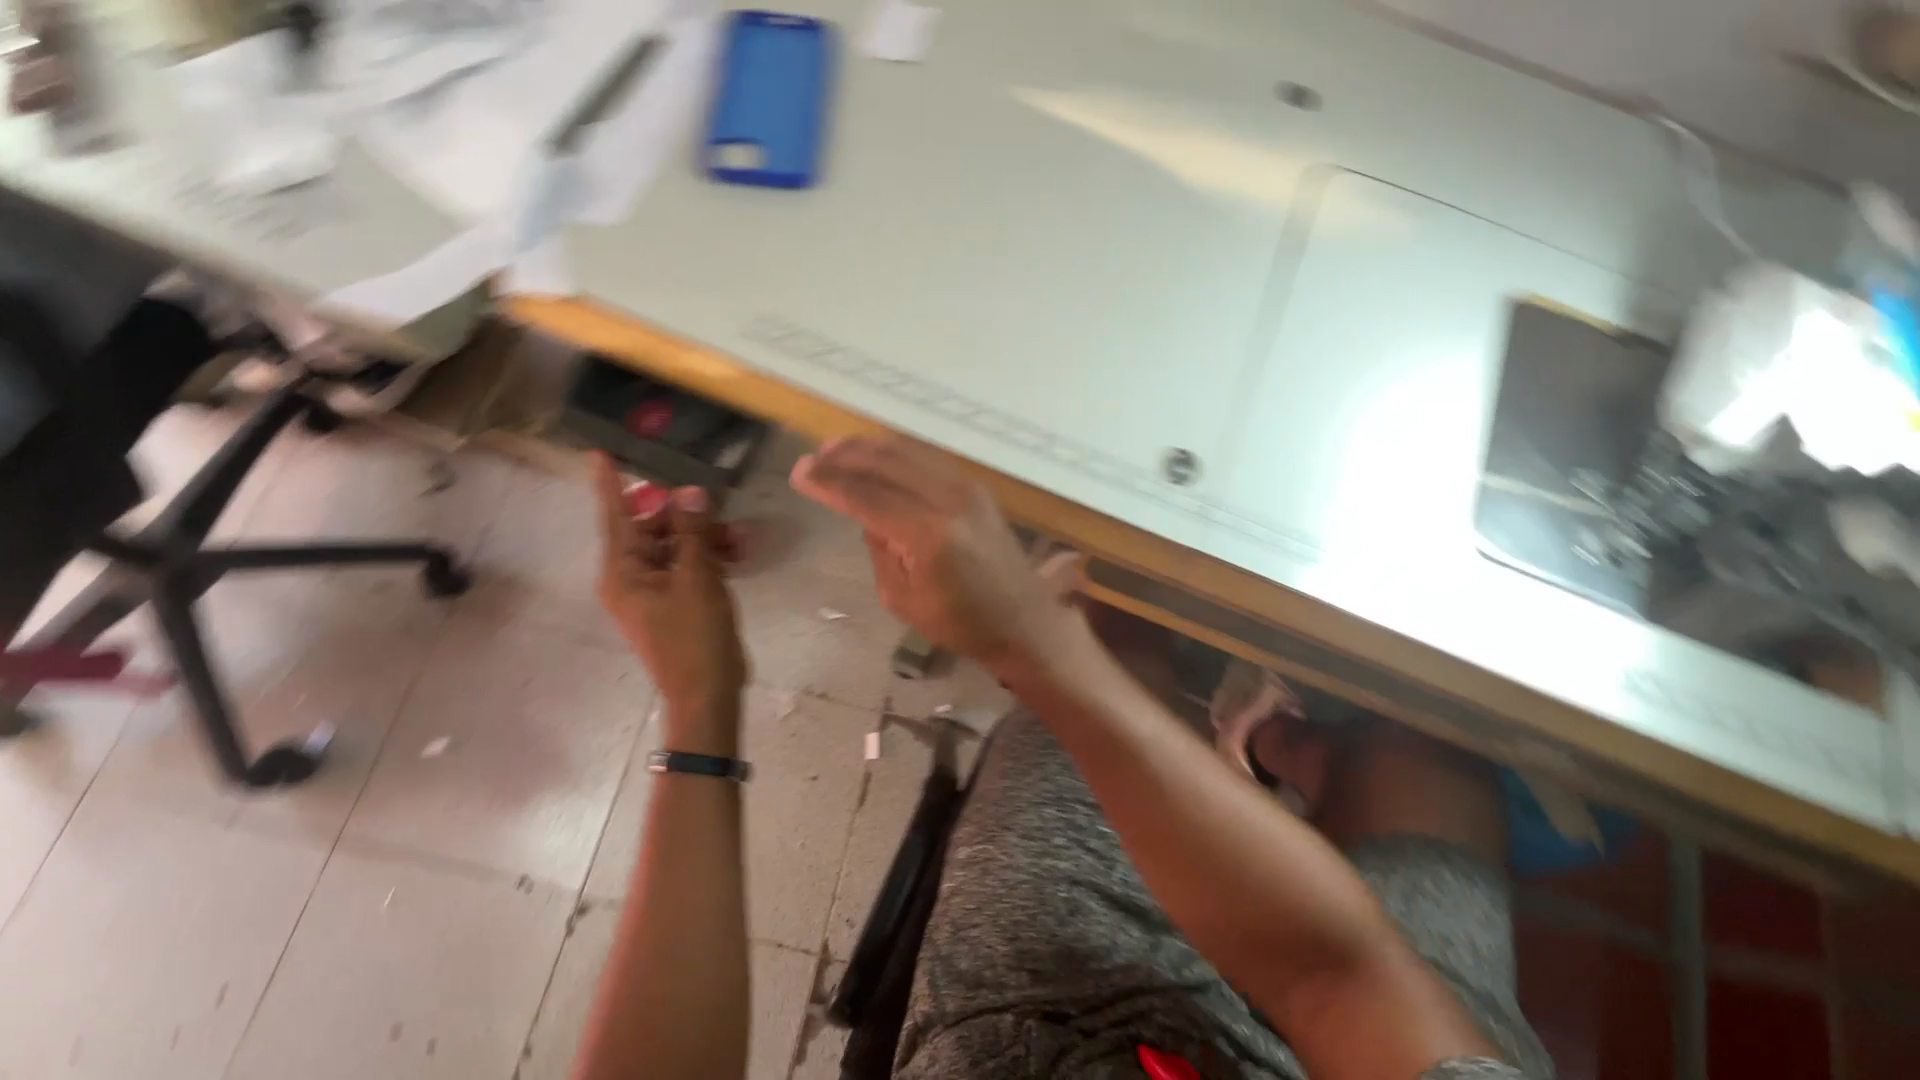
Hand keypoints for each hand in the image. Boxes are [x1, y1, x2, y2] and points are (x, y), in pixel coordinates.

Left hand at [593, 454, 747, 730]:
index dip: (611, 484)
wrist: (707, 694)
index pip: (615, 516)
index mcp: (623, 572)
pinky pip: (687, 568)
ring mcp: (653, 593)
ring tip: (741, 536)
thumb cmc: (695, 636)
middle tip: (716, 503)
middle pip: (652, 529)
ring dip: (706, 538)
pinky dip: (709, 558)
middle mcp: (630, 579)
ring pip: (675, 548)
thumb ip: (693, 531)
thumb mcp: (698, 577)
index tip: (599, 453)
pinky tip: (738, 552)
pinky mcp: (674, 604)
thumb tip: (689, 492)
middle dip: (686, 515)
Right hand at [789, 436, 1083, 674]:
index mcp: (929, 535)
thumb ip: (879, 548)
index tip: (800, 473)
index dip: (830, 482)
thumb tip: (865, 510)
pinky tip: (876, 456)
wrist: (1024, 621)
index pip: (867, 496)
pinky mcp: (976, 487)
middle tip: (813, 457)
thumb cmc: (960, 623)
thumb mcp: (902, 597)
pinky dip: (897, 453)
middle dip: (844, 456)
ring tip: (835, 449)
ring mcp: (968, 488)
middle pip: (887, 462)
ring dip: (869, 448)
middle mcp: (949, 500)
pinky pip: (927, 459)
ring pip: (908, 452)